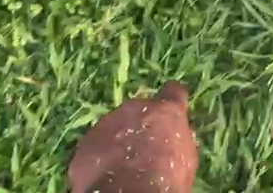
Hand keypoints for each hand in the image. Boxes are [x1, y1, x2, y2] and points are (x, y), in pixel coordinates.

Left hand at [67, 81, 198, 192]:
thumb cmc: (165, 180)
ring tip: (121, 166)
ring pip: (115, 126)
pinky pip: (95, 146)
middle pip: (139, 110)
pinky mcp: (87, 142)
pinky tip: (104, 175)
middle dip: (141, 126)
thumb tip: (174, 140)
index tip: (170, 113)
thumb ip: (177, 141)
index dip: (171, 102)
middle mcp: (136, 107)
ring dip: (119, 140)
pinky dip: (99, 157)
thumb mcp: (185, 160)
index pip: (173, 92)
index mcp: (166, 110)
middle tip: (142, 150)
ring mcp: (108, 122)